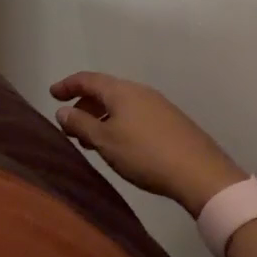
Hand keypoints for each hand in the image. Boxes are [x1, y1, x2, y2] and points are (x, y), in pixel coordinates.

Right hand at [50, 71, 249, 215]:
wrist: (204, 176)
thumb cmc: (145, 154)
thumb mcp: (105, 141)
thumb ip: (80, 124)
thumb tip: (62, 111)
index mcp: (120, 90)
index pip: (86, 79)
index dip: (67, 85)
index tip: (52, 95)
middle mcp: (140, 91)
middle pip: (105, 91)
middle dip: (85, 106)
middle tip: (72, 125)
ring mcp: (161, 107)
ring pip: (123, 105)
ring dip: (104, 118)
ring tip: (95, 140)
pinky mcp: (176, 124)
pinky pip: (138, 116)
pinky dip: (122, 124)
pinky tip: (123, 145)